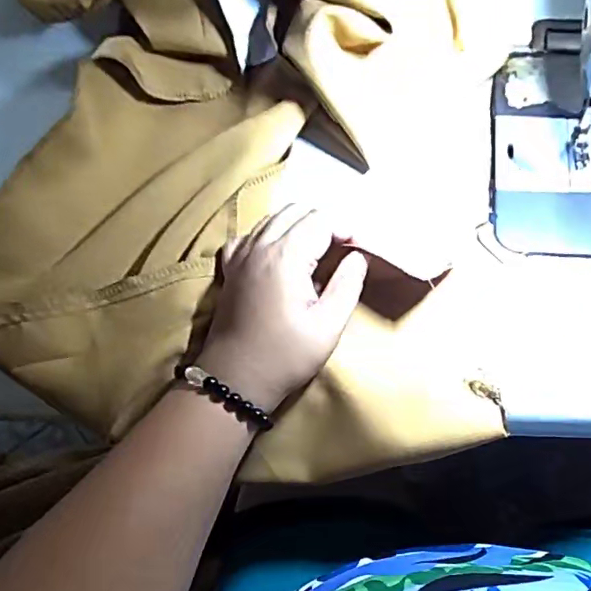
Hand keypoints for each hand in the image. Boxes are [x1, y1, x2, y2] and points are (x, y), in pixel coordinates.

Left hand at [198, 205, 368, 411]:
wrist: (235, 378)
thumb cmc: (286, 357)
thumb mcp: (328, 327)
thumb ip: (346, 286)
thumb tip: (357, 258)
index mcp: (285, 256)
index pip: (320, 220)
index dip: (345, 230)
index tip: (360, 250)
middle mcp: (259, 246)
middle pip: (296, 211)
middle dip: (324, 224)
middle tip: (344, 251)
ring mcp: (240, 255)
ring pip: (273, 219)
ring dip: (300, 227)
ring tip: (320, 254)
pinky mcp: (230, 268)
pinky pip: (252, 234)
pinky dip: (273, 235)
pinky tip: (283, 256)